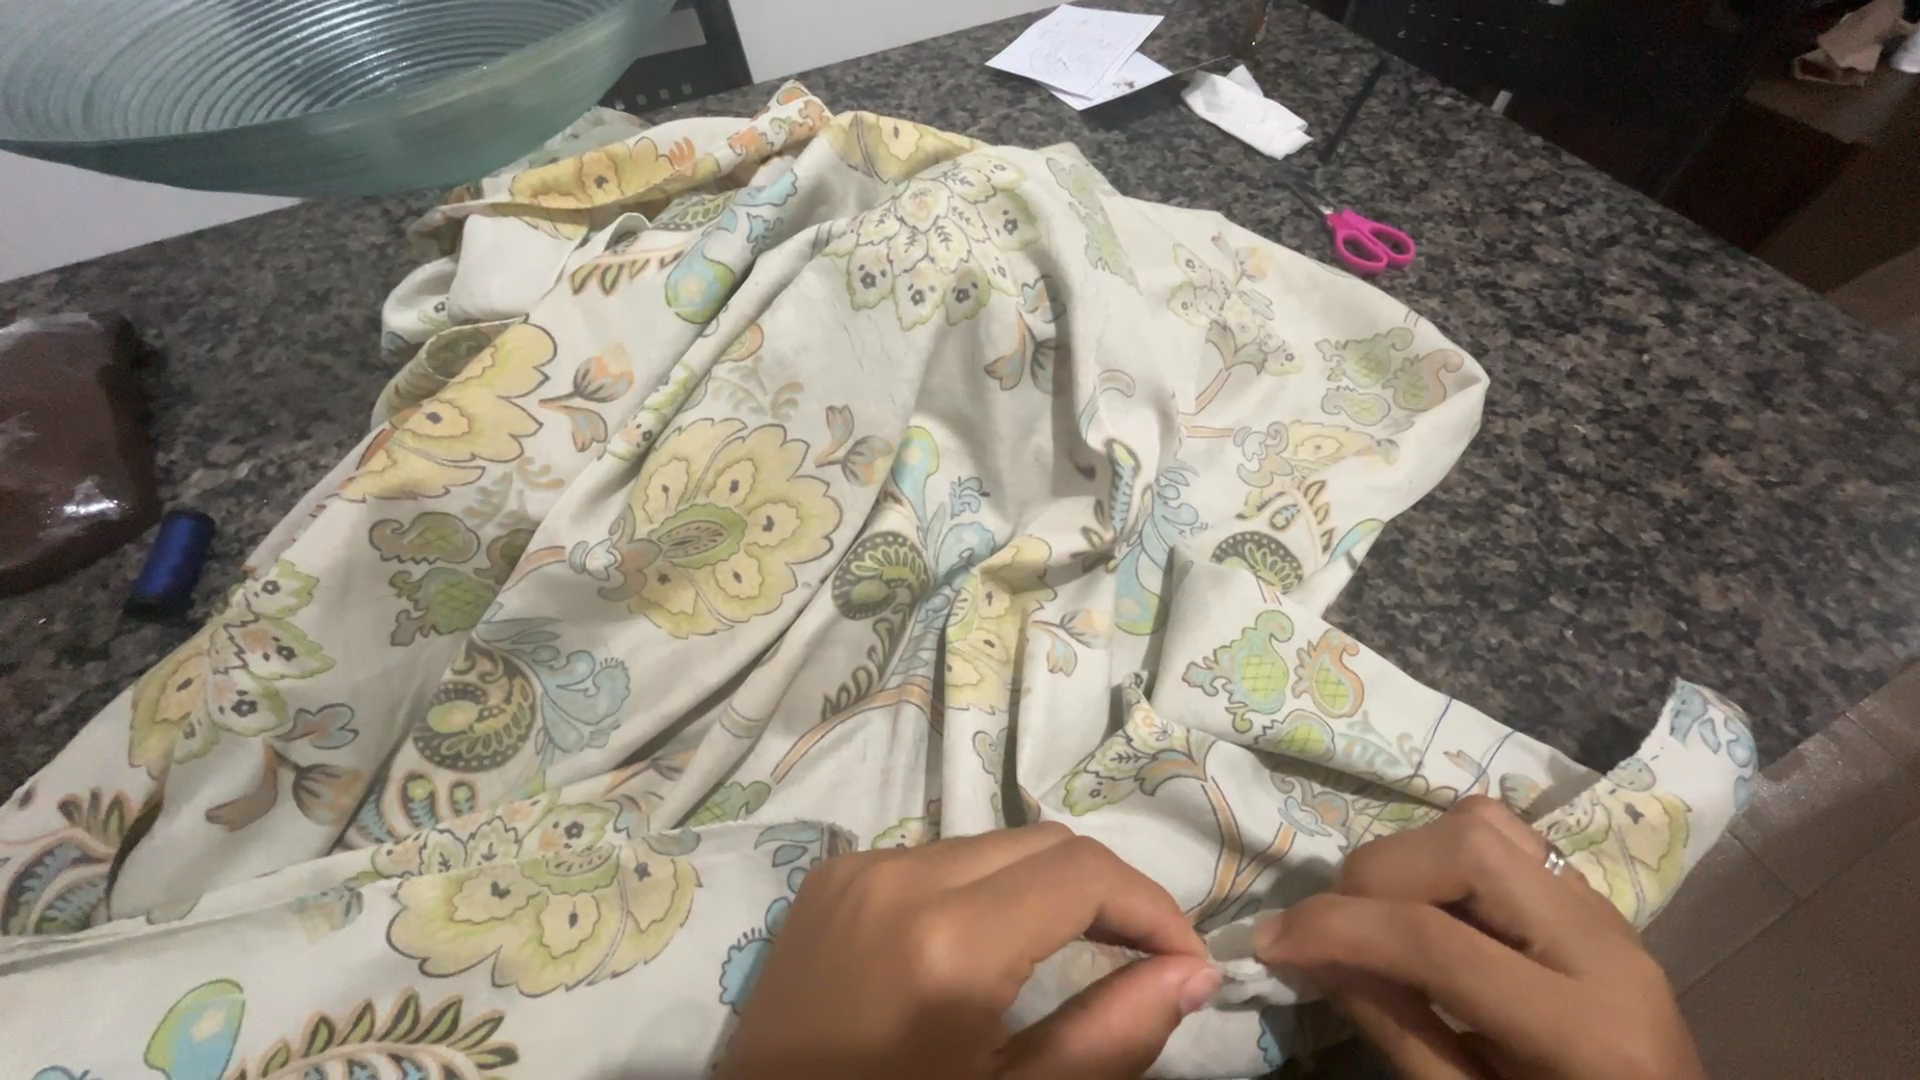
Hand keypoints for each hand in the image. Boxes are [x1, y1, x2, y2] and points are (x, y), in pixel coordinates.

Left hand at [718, 823, 1220, 1079]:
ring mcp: (856, 867)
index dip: (1151, 907)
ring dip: (1039, 889)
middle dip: (1102, 892)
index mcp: (947, 940)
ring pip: (988, 845)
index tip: (1184, 960)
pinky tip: (975, 948)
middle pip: (1039, 843)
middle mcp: (900, 874)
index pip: (1081, 872)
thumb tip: (1193, 972)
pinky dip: (978, 889)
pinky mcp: (830, 875)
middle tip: (1138, 957)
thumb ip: (1111, 1036)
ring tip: (1061, 954)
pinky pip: (932, 858)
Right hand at [1254, 796, 1706, 1079]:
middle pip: (1466, 848)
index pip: (1437, 941)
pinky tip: (1429, 898)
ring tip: (1382, 913)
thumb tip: (1306, 948)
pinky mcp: (1586, 893)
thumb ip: (1390, 1026)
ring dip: (1407, 857)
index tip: (1272, 939)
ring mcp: (1602, 909)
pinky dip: (1440, 850)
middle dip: (1374, 877)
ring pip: (1481, 823)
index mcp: (1589, 1032)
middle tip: (1337, 928)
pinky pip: (1501, 833)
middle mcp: (1607, 948)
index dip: (1337, 929)